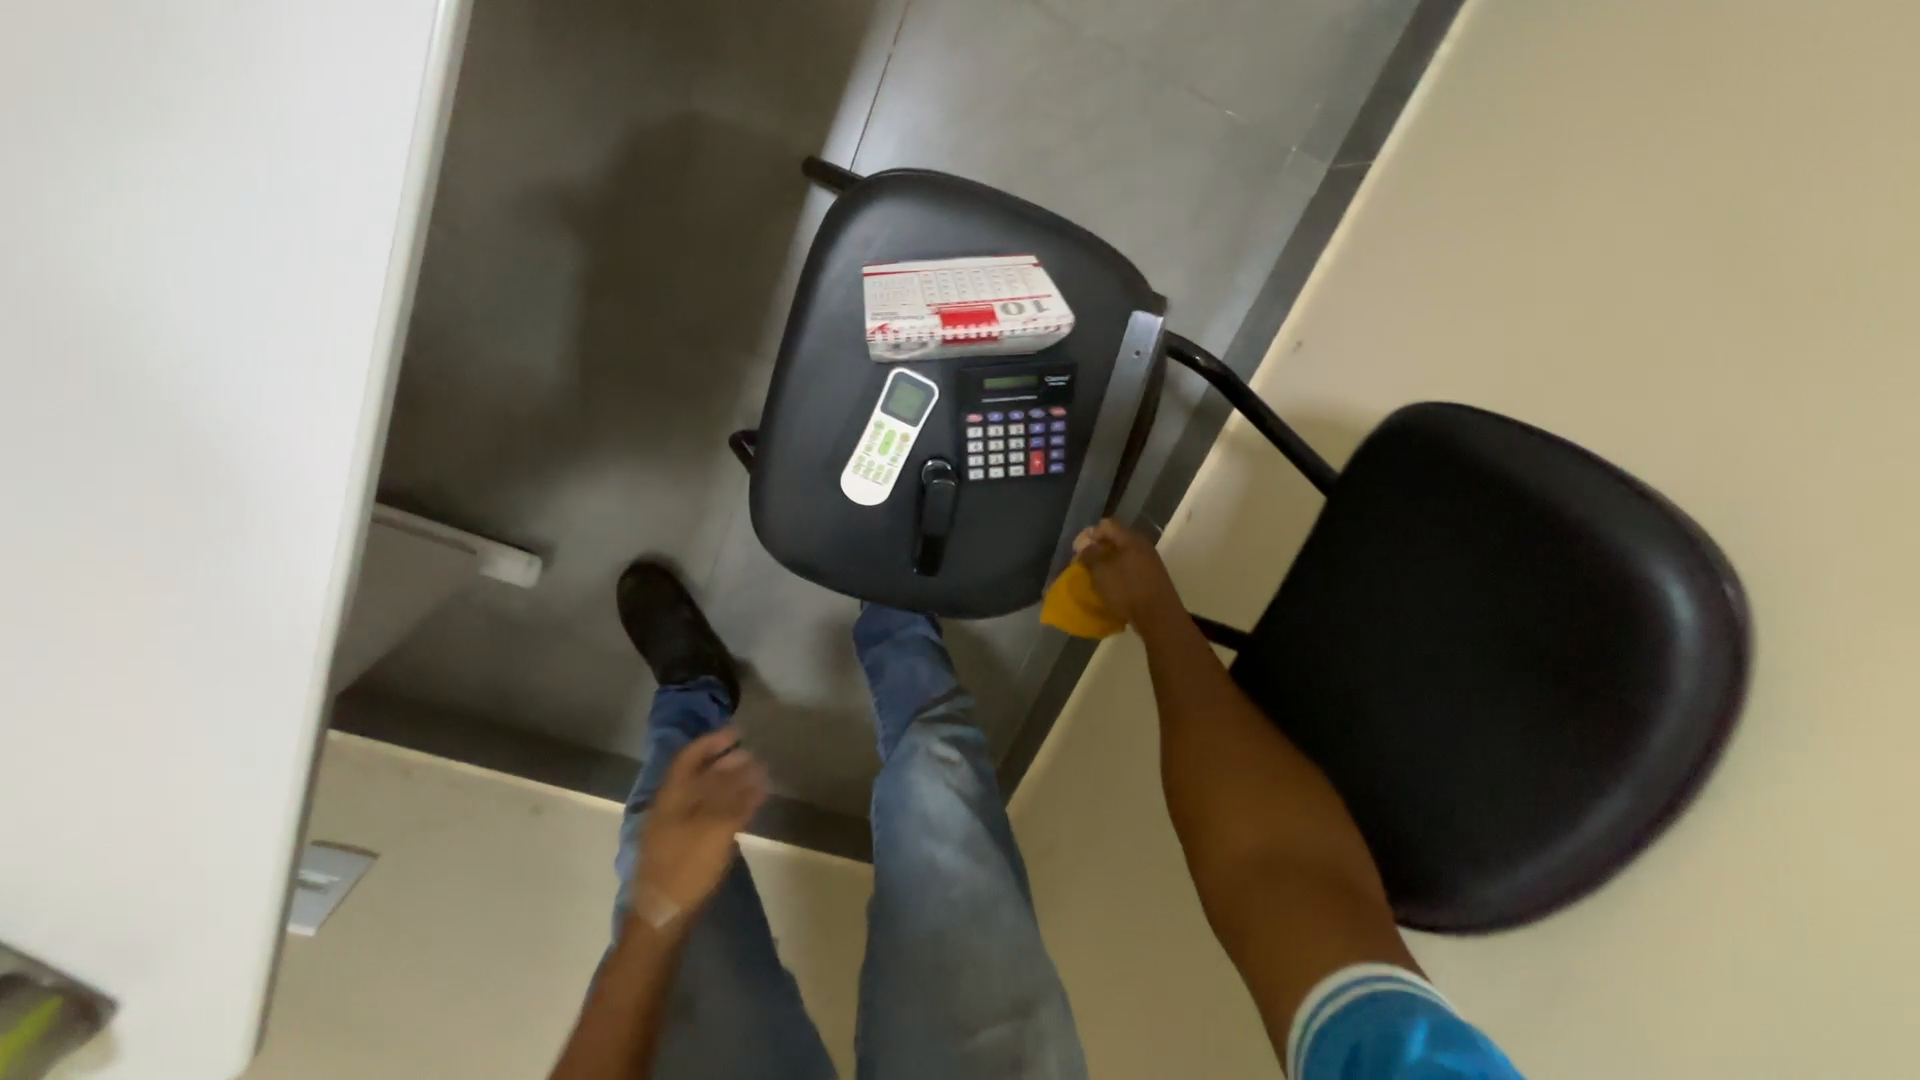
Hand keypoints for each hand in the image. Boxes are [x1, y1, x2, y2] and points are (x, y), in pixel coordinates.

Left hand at [632, 729, 766, 923]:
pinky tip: (745, 811)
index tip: (738, 732)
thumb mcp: (714, 830)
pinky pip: (708, 817)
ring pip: (704, 798)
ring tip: (757, 781)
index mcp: (671, 798)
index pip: (690, 758)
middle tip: (754, 757)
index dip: (713, 742)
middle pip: (699, 777)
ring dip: (729, 785)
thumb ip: (735, 800)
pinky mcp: (684, 849)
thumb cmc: (684, 870)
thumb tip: (754, 771)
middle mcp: (670, 808)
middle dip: (726, 763)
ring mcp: (675, 830)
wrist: (660, 920)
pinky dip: (728, 808)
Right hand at [1072, 519, 1181, 624]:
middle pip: (1116, 539)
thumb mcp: (1100, 570)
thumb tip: (1085, 545)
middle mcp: (1143, 545)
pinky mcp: (1152, 578)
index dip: (1089, 534)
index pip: (1106, 524)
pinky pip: (1131, 569)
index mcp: (1130, 538)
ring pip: (1123, 555)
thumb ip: (1089, 554)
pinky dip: (1118, 574)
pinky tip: (1111, 587)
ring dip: (1108, 563)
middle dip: (1098, 549)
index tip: (1078, 551)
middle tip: (1085, 564)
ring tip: (1096, 577)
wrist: (1158, 616)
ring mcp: (1150, 562)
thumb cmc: (1126, 589)